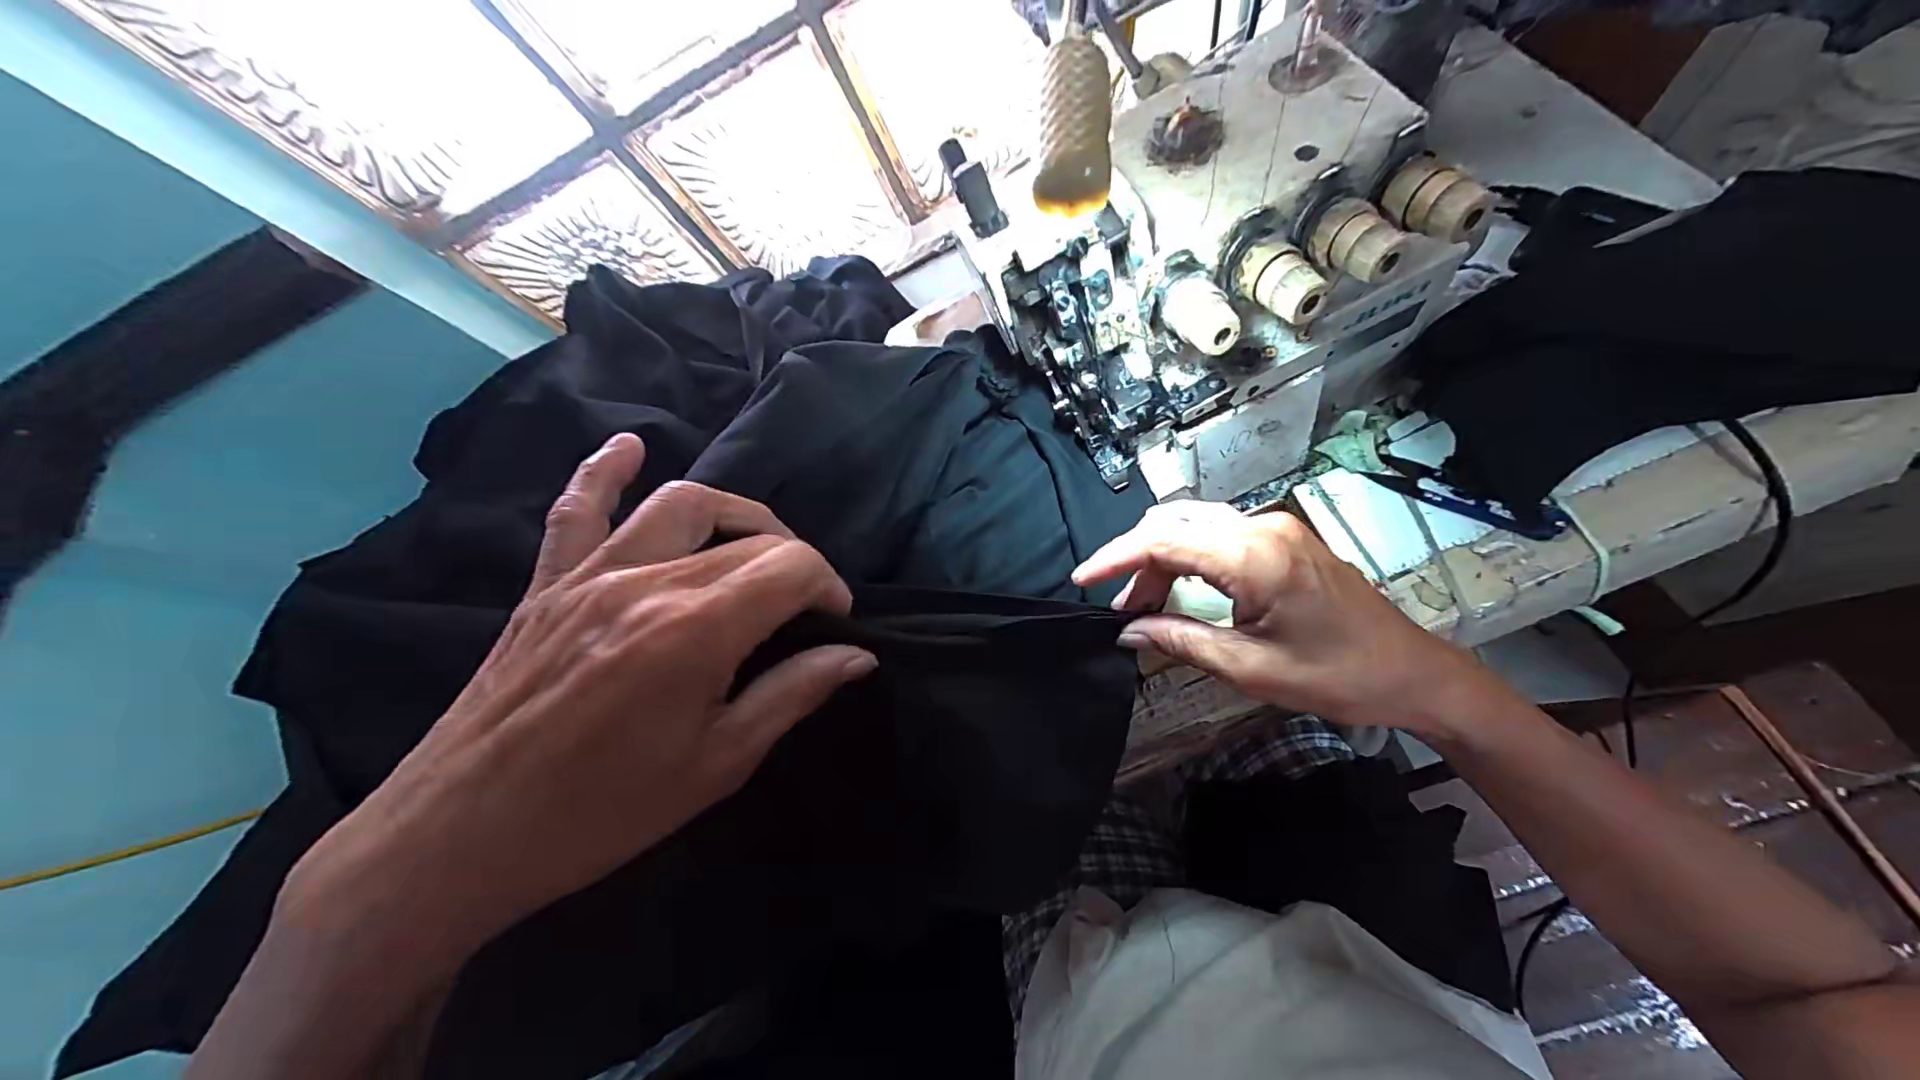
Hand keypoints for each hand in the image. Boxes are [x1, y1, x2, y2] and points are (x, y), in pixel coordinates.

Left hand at [284, 433, 876, 957]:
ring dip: (735, 514)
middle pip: (747, 536)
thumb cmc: (603, 812)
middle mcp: (647, 582)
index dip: (829, 586)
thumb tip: (856, 655)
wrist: (460, 836)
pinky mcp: (548, 583)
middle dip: (794, 561)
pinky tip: (630, 446)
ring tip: (757, 545)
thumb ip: (792, 695)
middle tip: (804, 604)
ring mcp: (591, 574)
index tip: (837, 621)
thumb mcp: (718, 765)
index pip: (791, 568)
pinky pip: (578, 510)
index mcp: (694, 631)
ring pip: (681, 503)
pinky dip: (606, 471)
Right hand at [1073, 501, 1512, 738]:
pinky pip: (1218, 534)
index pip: (1163, 540)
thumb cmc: (1337, 676)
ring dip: (1161, 559)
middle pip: (1174, 524)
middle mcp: (1262, 526)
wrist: (1415, 673)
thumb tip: (1127, 631)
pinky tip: (1178, 589)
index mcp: (1254, 555)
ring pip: (1194, 526)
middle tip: (1121, 609)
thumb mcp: (1250, 667)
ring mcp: (1276, 527)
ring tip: (1144, 605)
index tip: (1082, 581)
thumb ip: (1180, 640)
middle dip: (1136, 561)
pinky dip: (1188, 557)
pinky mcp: (1284, 537)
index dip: (1115, 559)